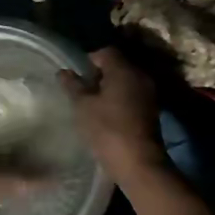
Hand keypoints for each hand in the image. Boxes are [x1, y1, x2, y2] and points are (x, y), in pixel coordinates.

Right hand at [58, 47, 166, 178]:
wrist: (138, 162)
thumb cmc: (107, 129)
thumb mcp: (83, 106)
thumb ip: (72, 85)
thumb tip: (63, 71)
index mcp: (124, 69)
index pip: (105, 52)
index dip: (88, 59)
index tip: (75, 74)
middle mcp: (140, 75)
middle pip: (117, 65)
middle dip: (98, 74)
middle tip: (80, 89)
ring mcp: (148, 93)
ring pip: (125, 81)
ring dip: (109, 88)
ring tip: (91, 103)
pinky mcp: (151, 109)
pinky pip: (131, 95)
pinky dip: (119, 99)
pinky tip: (106, 114)